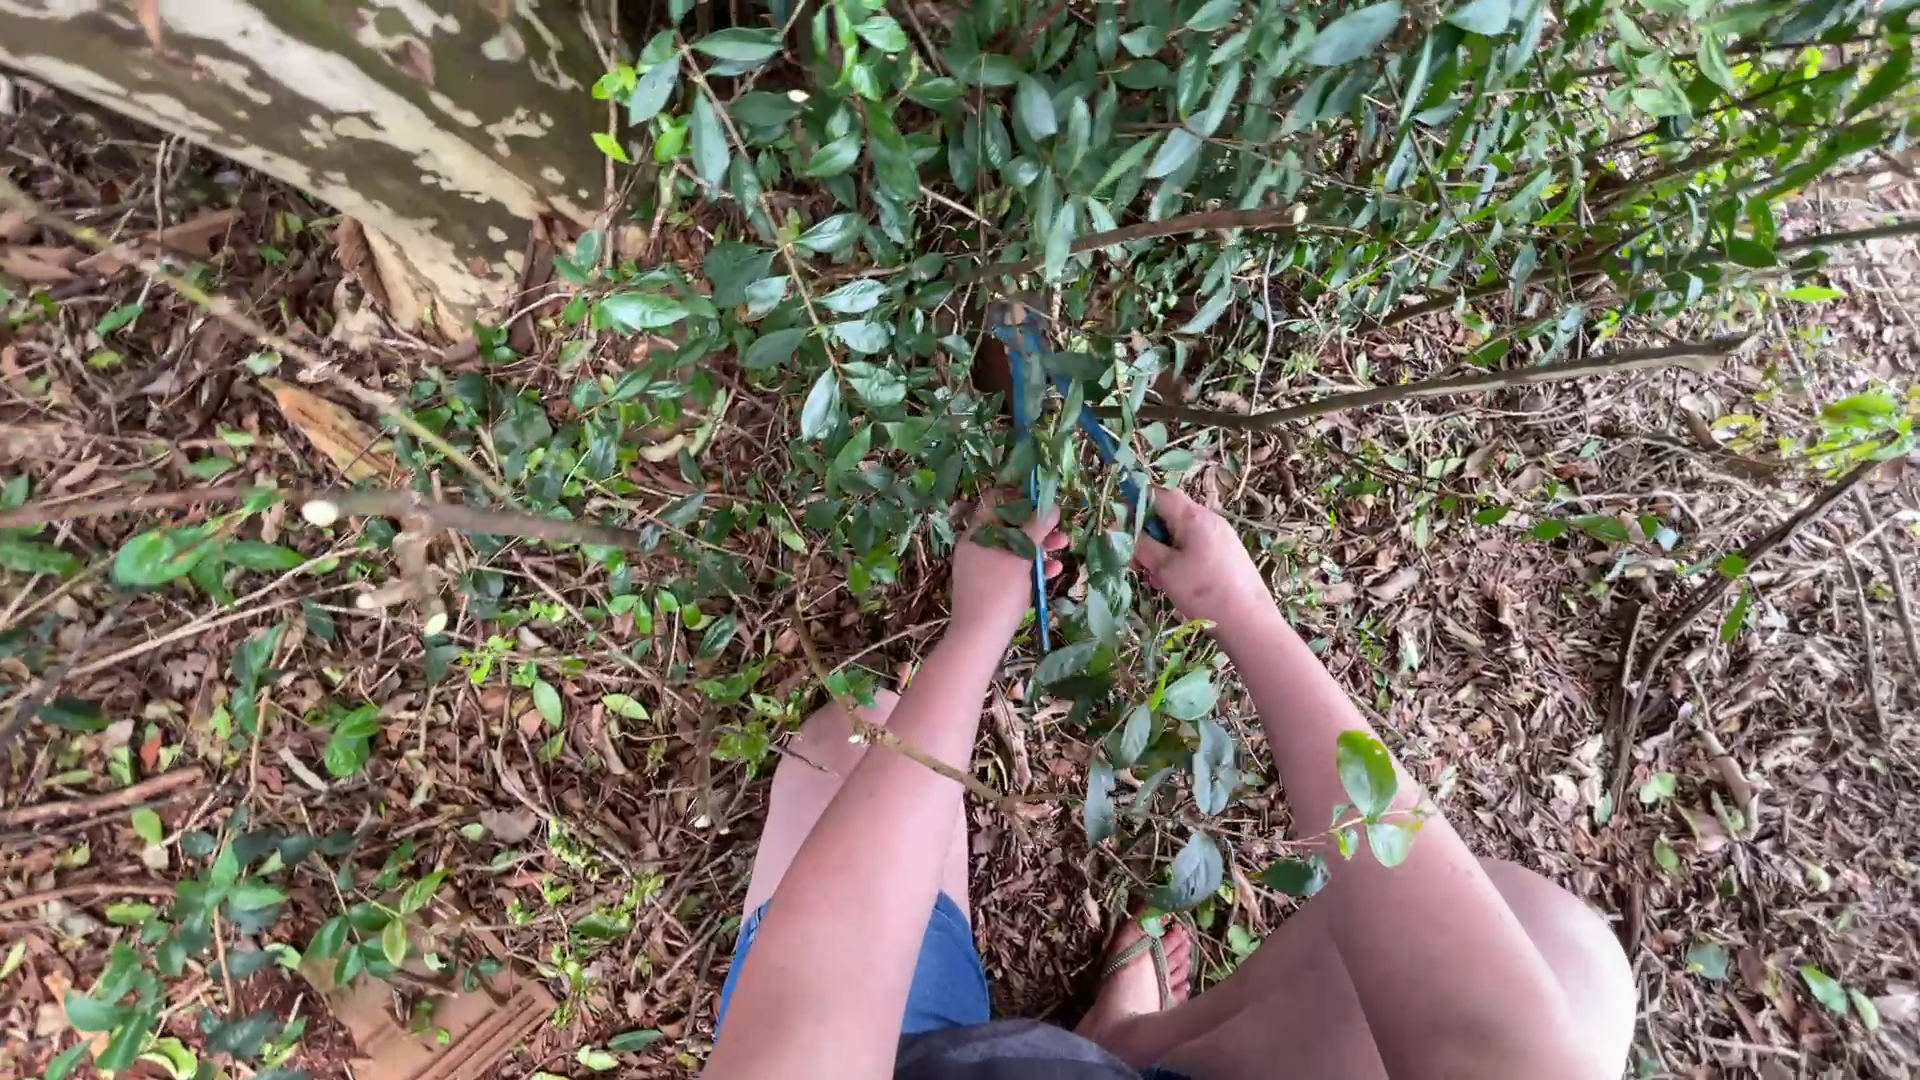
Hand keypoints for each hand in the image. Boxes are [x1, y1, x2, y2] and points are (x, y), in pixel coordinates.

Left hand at [951, 494, 1066, 640]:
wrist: (979, 639)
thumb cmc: (996, 591)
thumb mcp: (1019, 557)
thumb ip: (1035, 529)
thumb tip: (1051, 506)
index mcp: (976, 535)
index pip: (994, 502)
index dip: (1018, 495)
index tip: (1042, 495)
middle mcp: (978, 547)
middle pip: (1009, 525)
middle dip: (1036, 523)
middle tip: (1059, 523)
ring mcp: (985, 568)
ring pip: (1015, 548)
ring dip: (1040, 545)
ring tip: (1063, 544)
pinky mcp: (994, 587)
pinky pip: (1015, 570)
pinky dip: (1033, 567)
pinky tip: (1053, 569)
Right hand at [1133, 487, 1273, 634]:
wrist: (1250, 622)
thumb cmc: (1203, 591)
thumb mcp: (1164, 568)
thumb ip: (1140, 545)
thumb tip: (1120, 530)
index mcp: (1193, 516)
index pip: (1158, 494)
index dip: (1136, 505)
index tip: (1123, 531)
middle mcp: (1209, 519)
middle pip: (1168, 515)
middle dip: (1147, 535)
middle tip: (1137, 563)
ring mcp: (1220, 536)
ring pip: (1180, 534)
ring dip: (1161, 551)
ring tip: (1156, 579)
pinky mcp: (1226, 553)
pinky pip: (1194, 547)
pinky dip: (1178, 559)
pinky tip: (1176, 583)